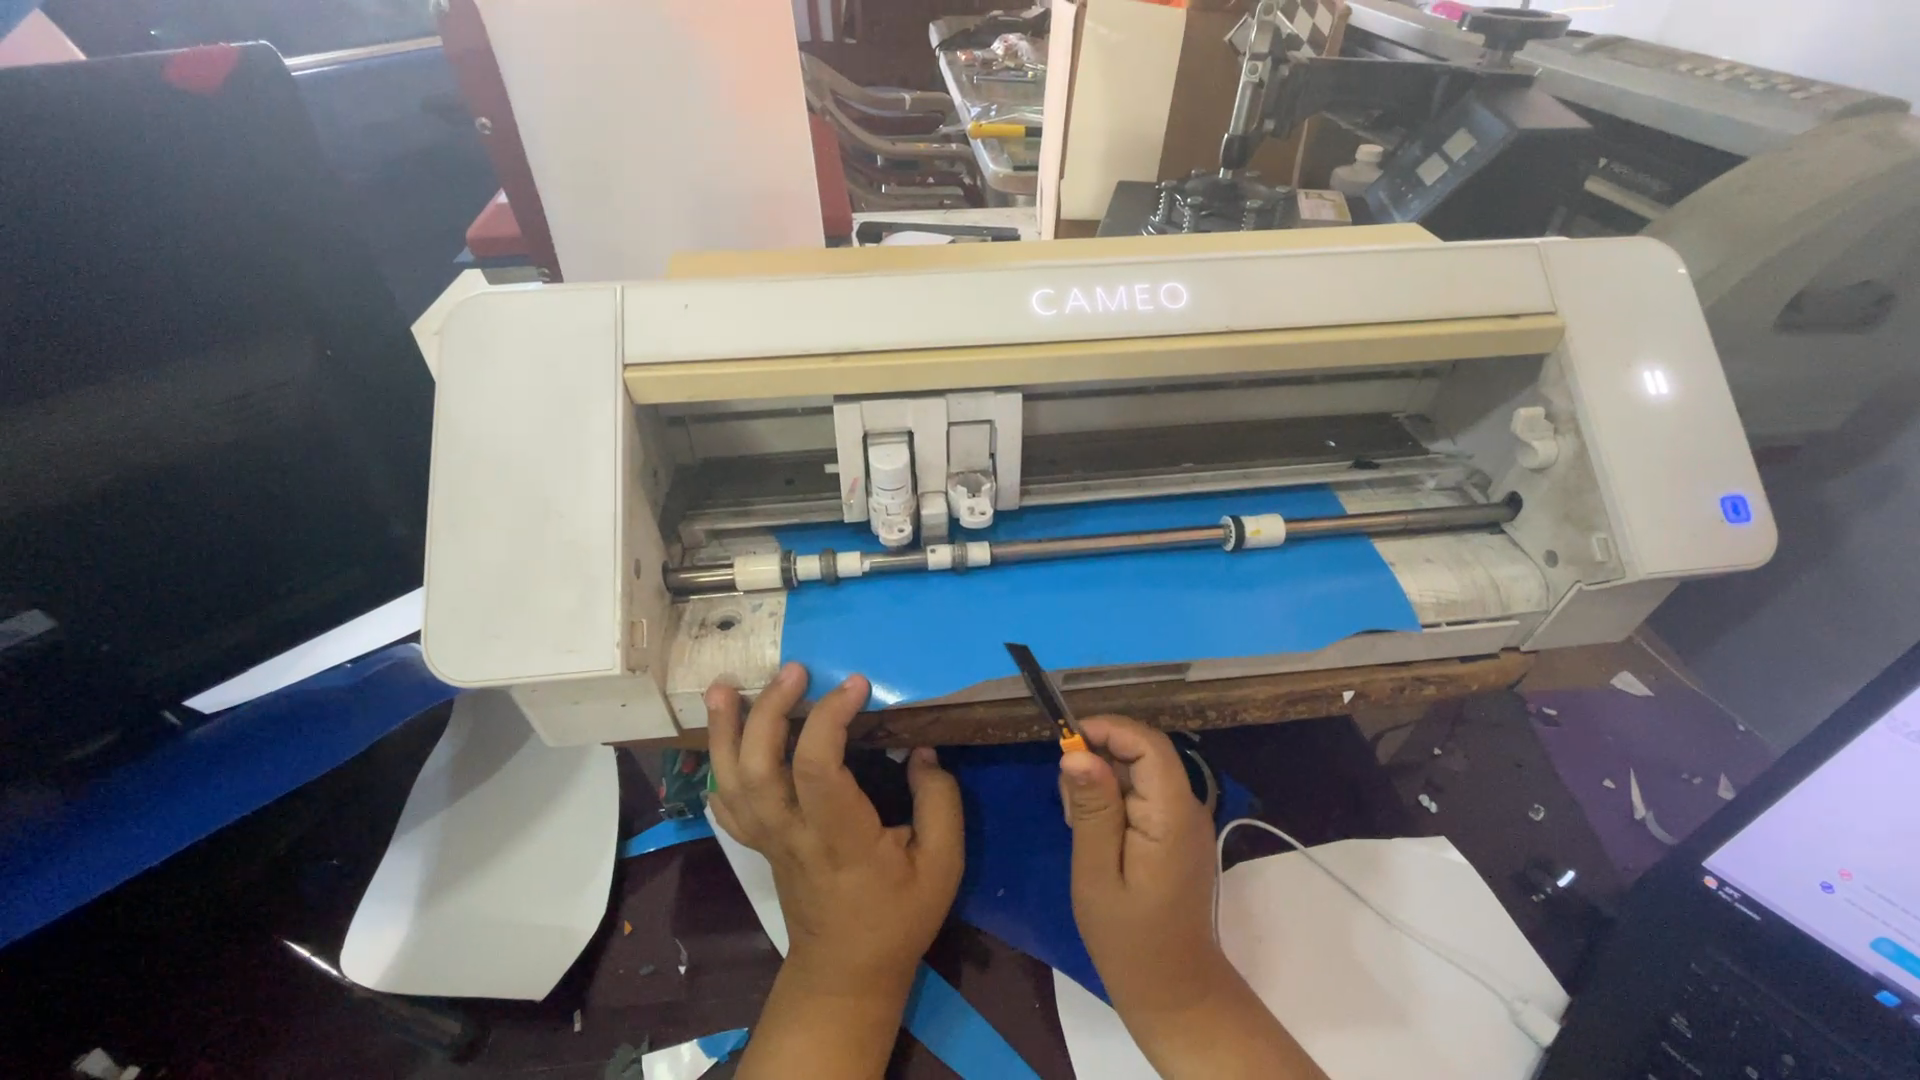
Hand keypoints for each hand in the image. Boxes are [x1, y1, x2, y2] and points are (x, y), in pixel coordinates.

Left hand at [706, 662, 963, 990]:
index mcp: (840, 838)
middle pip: (758, 766)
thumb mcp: (943, 866)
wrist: (846, 971)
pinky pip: (725, 805)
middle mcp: (792, 834)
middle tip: (795, 671)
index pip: (817, 767)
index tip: (856, 685)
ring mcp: (768, 839)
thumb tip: (921, 750)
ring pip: (729, 782)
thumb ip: (939, 802)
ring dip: (723, 731)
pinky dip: (717, 768)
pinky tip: (721, 737)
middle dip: (768, 710)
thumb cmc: (898, 917)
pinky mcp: (759, 844)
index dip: (830, 717)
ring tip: (724, 685)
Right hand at [1060, 716, 1227, 1014]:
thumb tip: (1077, 751)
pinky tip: (1093, 834)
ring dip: (1103, 780)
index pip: (1148, 743)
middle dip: (1099, 757)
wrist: (1173, 990)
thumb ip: (1092, 809)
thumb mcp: (1096, 873)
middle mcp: (1187, 808)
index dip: (1108, 730)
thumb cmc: (1128, 938)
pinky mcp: (1176, 834)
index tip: (1065, 742)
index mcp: (1172, 814)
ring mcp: (1185, 821)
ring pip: (1140, 772)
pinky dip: (1114, 800)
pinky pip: (1144, 796)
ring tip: (1075, 821)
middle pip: (1144, 753)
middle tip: (1065, 799)